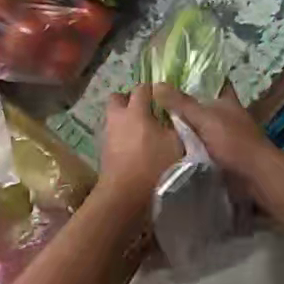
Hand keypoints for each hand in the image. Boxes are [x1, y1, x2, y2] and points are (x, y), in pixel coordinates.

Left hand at [93, 86, 184, 214]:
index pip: (142, 88)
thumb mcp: (178, 144)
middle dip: (130, 100)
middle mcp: (117, 118)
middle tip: (147, 111)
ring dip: (126, 120)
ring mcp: (107, 135)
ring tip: (144, 133)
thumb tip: (179, 115)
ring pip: (114, 117)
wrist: (125, 196)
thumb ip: (179, 125)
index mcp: (135, 111)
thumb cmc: (154, 166)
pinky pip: (114, 135)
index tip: (165, 99)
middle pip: (118, 98)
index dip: (154, 90)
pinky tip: (136, 149)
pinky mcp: (104, 152)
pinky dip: (123, 137)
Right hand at [151, 82, 278, 180]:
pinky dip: (183, 145)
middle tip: (149, 100)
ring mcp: (219, 136)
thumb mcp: (205, 119)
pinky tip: (162, 144)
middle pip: (198, 105)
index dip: (194, 76)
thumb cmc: (234, 142)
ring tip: (150, 121)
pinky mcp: (216, 155)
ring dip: (178, 127)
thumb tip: (155, 84)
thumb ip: (181, 104)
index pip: (211, 81)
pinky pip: (195, 146)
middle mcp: (222, 115)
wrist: (253, 177)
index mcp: (225, 100)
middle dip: (178, 103)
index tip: (170, 74)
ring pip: (195, 126)